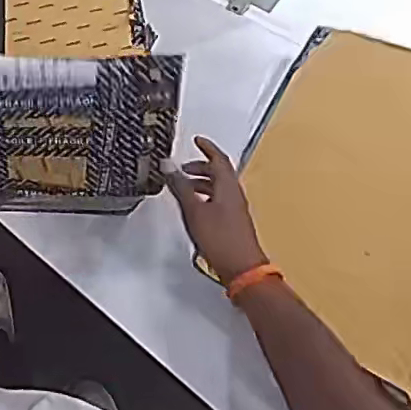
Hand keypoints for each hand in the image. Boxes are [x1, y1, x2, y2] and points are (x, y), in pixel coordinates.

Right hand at [166, 136, 268, 284]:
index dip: (208, 148)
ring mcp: (234, 210)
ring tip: (183, 184)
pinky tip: (192, 205)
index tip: (198, 140)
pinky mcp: (232, 222)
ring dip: (201, 181)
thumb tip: (168, 166)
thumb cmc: (220, 238)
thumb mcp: (193, 209)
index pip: (219, 160)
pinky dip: (204, 194)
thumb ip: (180, 186)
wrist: (242, 269)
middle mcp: (234, 196)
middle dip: (201, 165)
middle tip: (183, 166)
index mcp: (227, 188)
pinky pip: (217, 199)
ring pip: (218, 186)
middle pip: (219, 173)